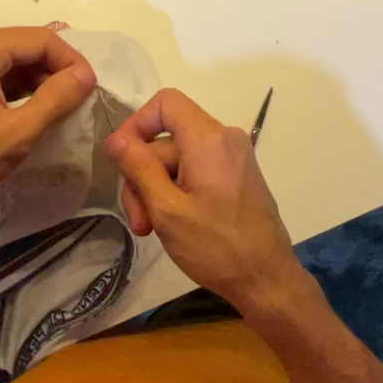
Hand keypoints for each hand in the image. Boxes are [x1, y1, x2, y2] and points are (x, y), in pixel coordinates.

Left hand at [0, 25, 96, 238]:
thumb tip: (86, 75)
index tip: (90, 89)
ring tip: (56, 111)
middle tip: (75, 102)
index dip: (72, 61)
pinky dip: (15, 88)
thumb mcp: (17, 131)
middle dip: (55, 71)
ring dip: (36, 81)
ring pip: (9, 60)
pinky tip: (28, 112)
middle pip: (25, 45)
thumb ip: (56, 99)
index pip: (41, 39)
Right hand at [104, 89, 308, 313]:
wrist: (266, 279)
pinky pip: (197, 173)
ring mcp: (234, 159)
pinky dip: (178, 194)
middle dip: (144, 177)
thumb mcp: (167, 209)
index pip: (165, 103)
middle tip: (138, 220)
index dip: (136, 124)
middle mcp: (225, 139)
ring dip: (157, 192)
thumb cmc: (216, 247)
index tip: (121, 160)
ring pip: (178, 161)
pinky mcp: (237, 178)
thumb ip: (139, 168)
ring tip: (151, 230)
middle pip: (167, 140)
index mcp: (209, 139)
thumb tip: (116, 139)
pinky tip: (172, 225)